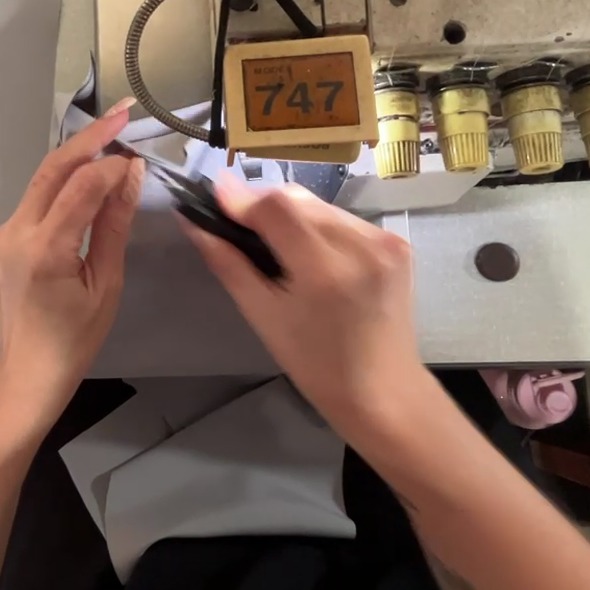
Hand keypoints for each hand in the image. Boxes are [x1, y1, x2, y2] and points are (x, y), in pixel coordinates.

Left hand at [0, 100, 145, 422]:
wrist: (28, 371)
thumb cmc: (74, 339)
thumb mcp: (106, 284)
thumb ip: (114, 226)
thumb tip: (130, 175)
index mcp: (44, 249)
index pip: (81, 186)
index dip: (112, 165)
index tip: (139, 159)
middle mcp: (16, 232)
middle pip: (52, 169)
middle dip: (88, 137)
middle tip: (123, 112)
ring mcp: (6, 232)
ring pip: (43, 179)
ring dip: (76, 155)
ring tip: (112, 132)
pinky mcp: (6, 237)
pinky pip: (39, 198)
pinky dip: (66, 180)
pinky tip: (90, 172)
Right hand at [181, 181, 435, 430]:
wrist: (383, 391)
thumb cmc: (315, 363)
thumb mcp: (262, 315)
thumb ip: (227, 263)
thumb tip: (193, 221)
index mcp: (326, 270)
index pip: (277, 207)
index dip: (241, 199)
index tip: (213, 198)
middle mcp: (362, 245)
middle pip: (298, 199)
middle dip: (263, 205)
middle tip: (237, 224)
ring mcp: (385, 242)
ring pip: (320, 205)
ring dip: (290, 214)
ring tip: (274, 242)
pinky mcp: (396, 243)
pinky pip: (343, 218)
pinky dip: (317, 225)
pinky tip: (309, 252)